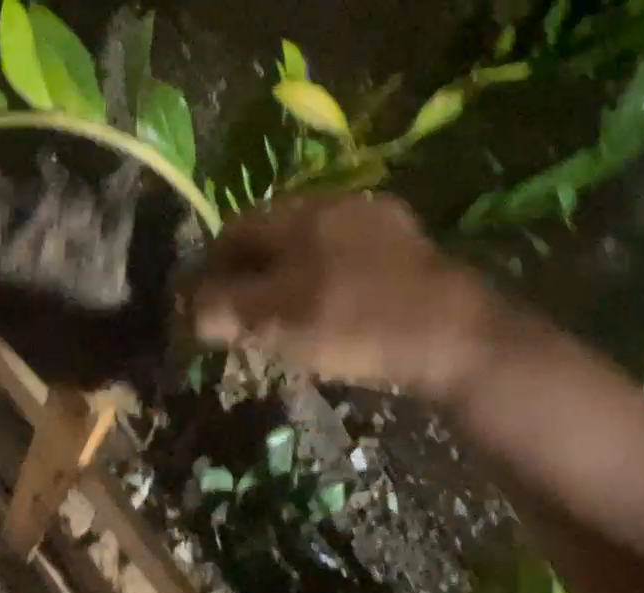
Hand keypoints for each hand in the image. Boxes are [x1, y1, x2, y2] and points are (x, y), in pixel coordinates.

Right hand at [189, 195, 513, 402]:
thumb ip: (223, 311)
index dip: (211, 268)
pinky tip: (333, 316)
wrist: (453, 338)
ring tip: (285, 322)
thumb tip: (190, 310)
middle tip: (243, 318)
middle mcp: (339, 203)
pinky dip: (327, 284)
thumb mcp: (274, 322)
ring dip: (289, 279)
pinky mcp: (409, 251)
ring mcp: (380, 223)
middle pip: (274, 235)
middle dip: (251, 274)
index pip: (234, 229)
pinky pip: (349, 261)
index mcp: (301, 213)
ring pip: (313, 248)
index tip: (207, 307)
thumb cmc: (352, 324)